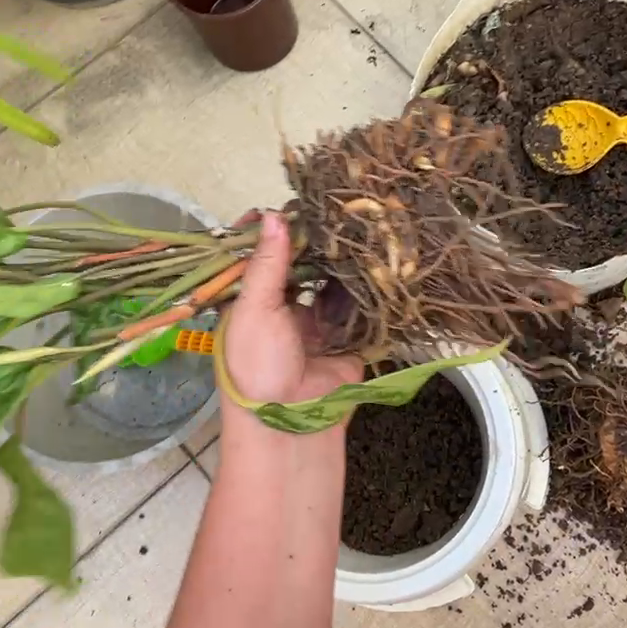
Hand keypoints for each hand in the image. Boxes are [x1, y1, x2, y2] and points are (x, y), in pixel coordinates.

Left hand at [219, 212, 362, 408]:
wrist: (292, 423)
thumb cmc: (257, 366)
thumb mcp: (254, 310)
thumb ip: (268, 264)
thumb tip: (273, 215)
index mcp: (251, 302)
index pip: (260, 257)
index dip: (273, 233)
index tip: (293, 204)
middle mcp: (283, 309)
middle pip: (300, 267)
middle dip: (315, 245)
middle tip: (334, 212)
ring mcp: (315, 324)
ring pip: (331, 284)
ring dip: (342, 264)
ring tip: (358, 230)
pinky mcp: (345, 339)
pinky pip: (356, 309)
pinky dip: (365, 290)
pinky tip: (374, 262)